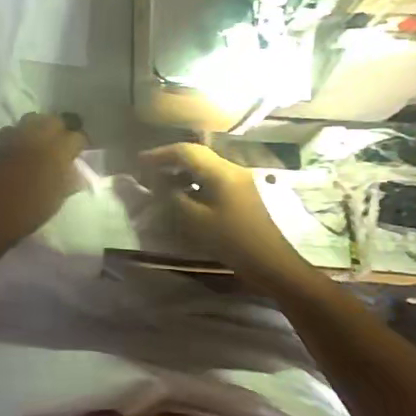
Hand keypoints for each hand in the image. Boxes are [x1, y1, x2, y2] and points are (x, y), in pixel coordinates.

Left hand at [0, 113, 88, 247]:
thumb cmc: (33, 209)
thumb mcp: (60, 196)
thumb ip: (71, 177)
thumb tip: (75, 168)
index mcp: (58, 150)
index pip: (77, 136)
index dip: (81, 144)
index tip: (79, 152)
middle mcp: (39, 136)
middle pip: (55, 119)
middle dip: (62, 129)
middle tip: (62, 143)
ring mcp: (17, 136)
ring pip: (34, 118)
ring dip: (41, 126)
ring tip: (42, 141)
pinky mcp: (0, 141)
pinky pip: (14, 128)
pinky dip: (20, 133)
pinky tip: (22, 147)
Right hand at [137, 142, 307, 281]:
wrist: (275, 264)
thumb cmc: (234, 241)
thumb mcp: (197, 221)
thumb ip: (174, 197)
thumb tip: (159, 184)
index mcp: (221, 172)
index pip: (186, 151)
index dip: (160, 154)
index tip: (139, 161)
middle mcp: (233, 170)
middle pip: (197, 156)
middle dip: (171, 161)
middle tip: (149, 172)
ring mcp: (242, 181)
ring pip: (206, 168)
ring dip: (183, 173)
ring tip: (163, 185)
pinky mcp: (245, 194)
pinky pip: (215, 180)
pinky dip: (196, 183)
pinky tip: (186, 196)